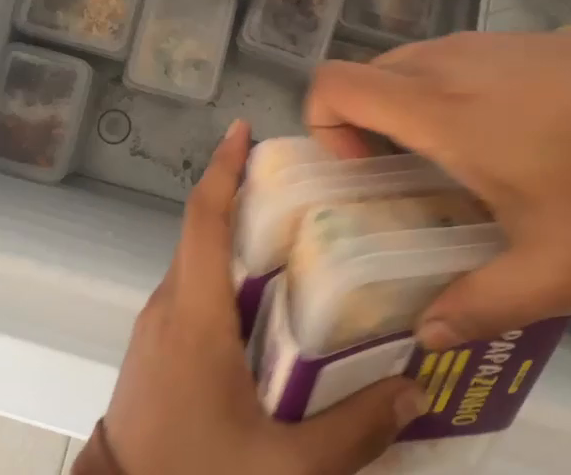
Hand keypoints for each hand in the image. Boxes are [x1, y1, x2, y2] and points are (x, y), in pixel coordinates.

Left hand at [99, 120, 425, 474]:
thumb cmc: (199, 474)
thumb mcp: (287, 466)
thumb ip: (355, 429)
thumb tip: (416, 389)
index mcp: (194, 314)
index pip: (203, 219)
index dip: (222, 169)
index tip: (243, 130)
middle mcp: (168, 306)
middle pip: (203, 234)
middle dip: (244, 202)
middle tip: (304, 192)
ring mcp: (155, 328)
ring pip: (197, 266)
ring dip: (236, 244)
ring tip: (295, 243)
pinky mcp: (154, 350)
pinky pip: (191, 295)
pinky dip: (224, 281)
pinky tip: (264, 307)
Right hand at [303, 32, 570, 350]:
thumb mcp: (555, 269)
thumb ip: (481, 304)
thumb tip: (425, 337)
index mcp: (439, 111)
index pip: (333, 84)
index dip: (324, 124)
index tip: (364, 170)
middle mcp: (444, 65)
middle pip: (362, 77)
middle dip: (361, 125)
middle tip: (402, 179)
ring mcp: (477, 44)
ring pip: (402, 66)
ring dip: (401, 109)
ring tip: (452, 161)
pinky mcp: (507, 38)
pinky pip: (443, 59)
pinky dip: (438, 91)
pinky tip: (499, 133)